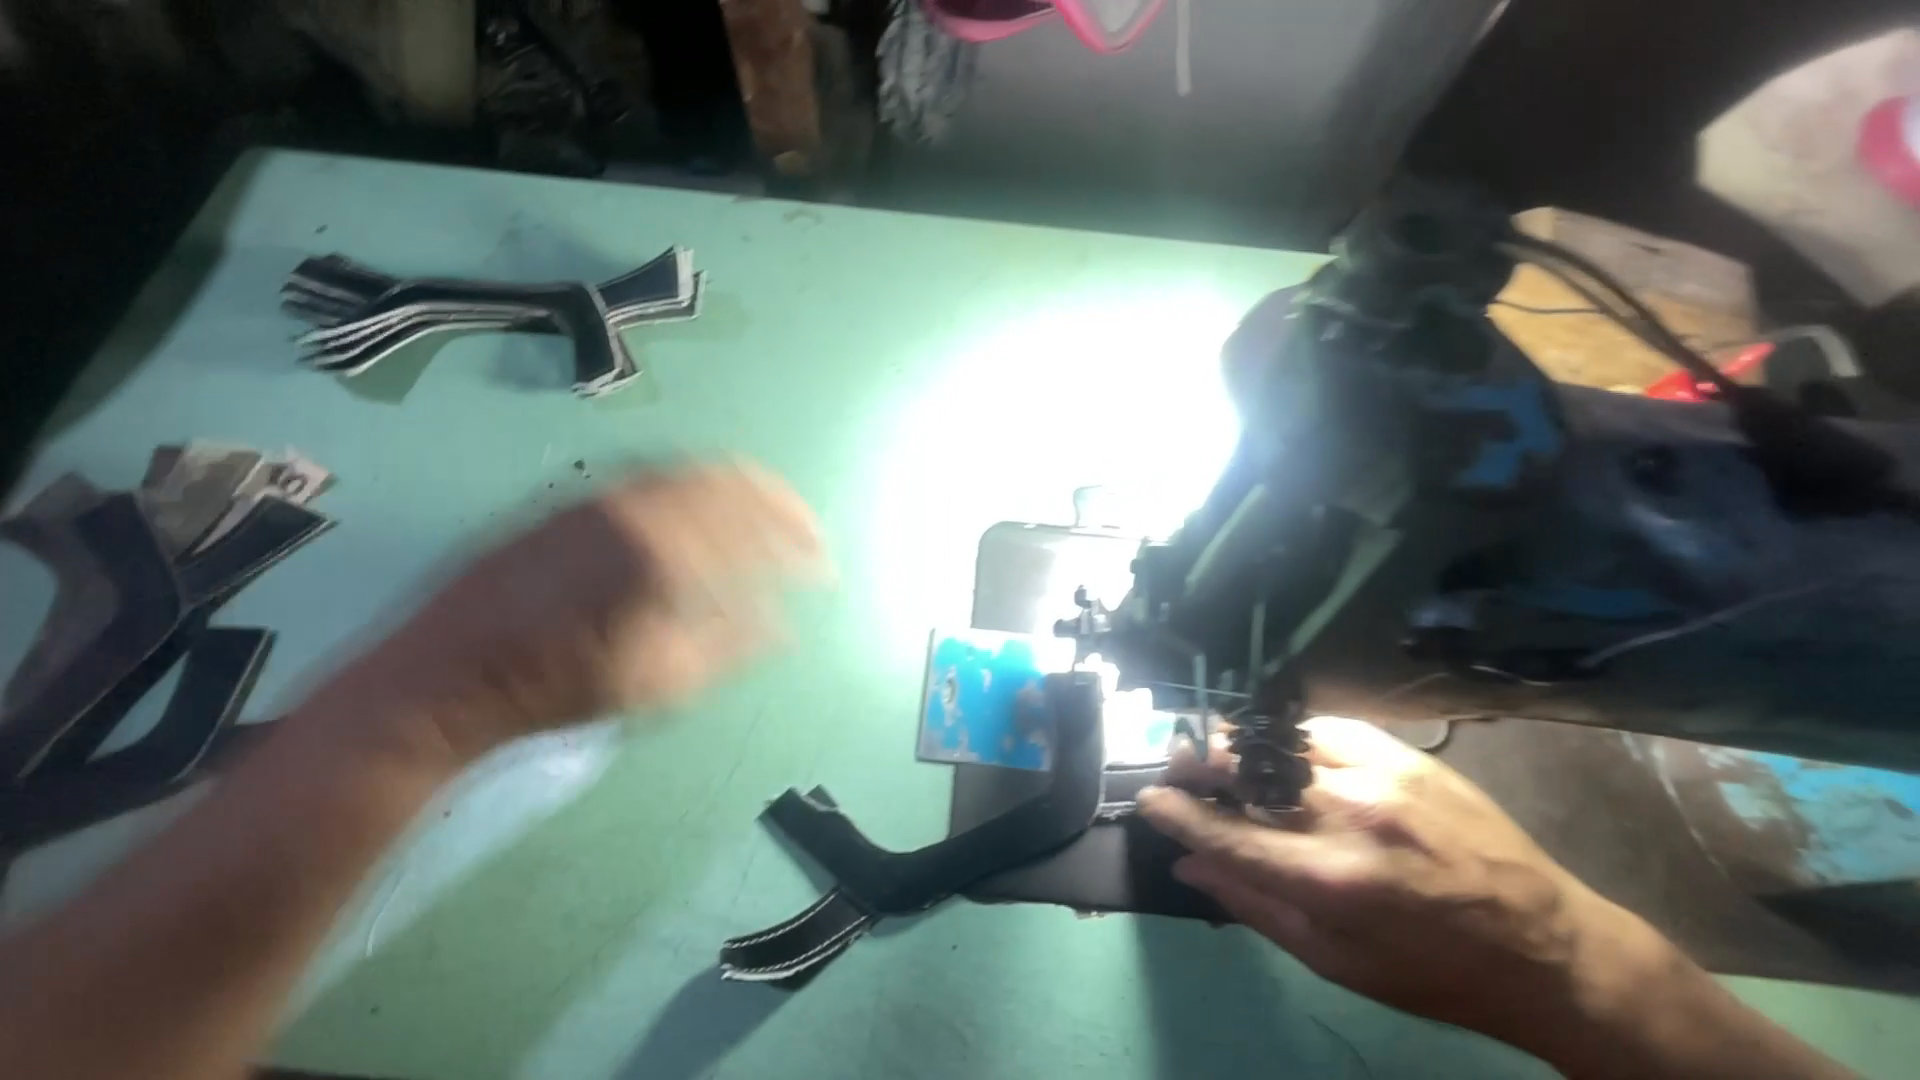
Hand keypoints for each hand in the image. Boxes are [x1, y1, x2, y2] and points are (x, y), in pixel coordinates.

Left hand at [319, 462, 828, 761]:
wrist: (443, 677)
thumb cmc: (559, 688)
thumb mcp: (661, 681)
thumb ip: (735, 644)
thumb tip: (788, 628)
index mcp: (665, 546)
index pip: (758, 527)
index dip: (802, 546)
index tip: (825, 567)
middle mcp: (635, 503)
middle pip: (730, 479)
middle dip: (779, 506)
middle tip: (803, 537)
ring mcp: (597, 495)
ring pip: (688, 472)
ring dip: (735, 495)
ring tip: (757, 527)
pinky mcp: (568, 501)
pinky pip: (648, 480)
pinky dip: (689, 495)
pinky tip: (692, 529)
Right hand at [1138, 716, 1644, 1044]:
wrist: (1548, 945)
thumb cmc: (1432, 970)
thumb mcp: (1336, 960)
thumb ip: (1253, 905)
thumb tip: (1188, 864)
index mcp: (1326, 880)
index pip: (1223, 832)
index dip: (1176, 812)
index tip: (1150, 801)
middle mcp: (1346, 814)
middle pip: (1243, 767)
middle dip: (1196, 764)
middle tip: (1180, 770)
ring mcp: (1378, 774)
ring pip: (1279, 737)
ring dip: (1238, 743)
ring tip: (1222, 754)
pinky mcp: (1405, 754)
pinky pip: (1325, 726)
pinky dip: (1290, 736)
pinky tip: (1282, 749)